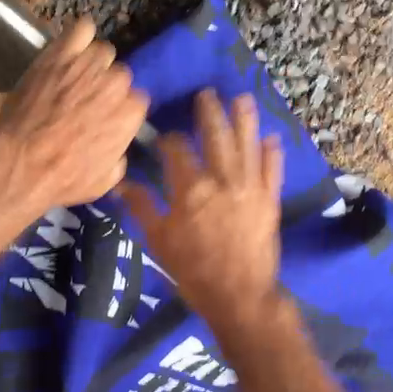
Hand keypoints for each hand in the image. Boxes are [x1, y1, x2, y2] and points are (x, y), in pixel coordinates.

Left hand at [0, 19, 148, 210]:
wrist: (22, 161)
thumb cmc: (62, 178)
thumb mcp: (103, 181)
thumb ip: (118, 158)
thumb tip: (118, 150)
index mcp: (131, 113)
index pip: (136, 99)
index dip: (118, 107)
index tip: (104, 116)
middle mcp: (117, 84)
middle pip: (119, 74)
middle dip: (105, 85)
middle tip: (83, 100)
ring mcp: (89, 65)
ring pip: (101, 51)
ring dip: (90, 63)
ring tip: (72, 76)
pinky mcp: (61, 52)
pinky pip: (82, 29)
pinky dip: (78, 36)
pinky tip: (69, 48)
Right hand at [120, 90, 284, 323]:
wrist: (239, 297)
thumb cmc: (192, 271)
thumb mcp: (157, 241)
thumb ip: (141, 207)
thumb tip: (120, 185)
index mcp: (190, 189)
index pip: (177, 151)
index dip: (168, 140)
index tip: (163, 138)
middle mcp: (222, 181)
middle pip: (216, 138)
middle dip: (210, 114)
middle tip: (207, 95)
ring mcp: (250, 189)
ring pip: (247, 146)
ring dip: (244, 121)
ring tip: (242, 99)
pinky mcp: (270, 202)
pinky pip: (272, 171)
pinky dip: (271, 154)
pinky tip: (271, 138)